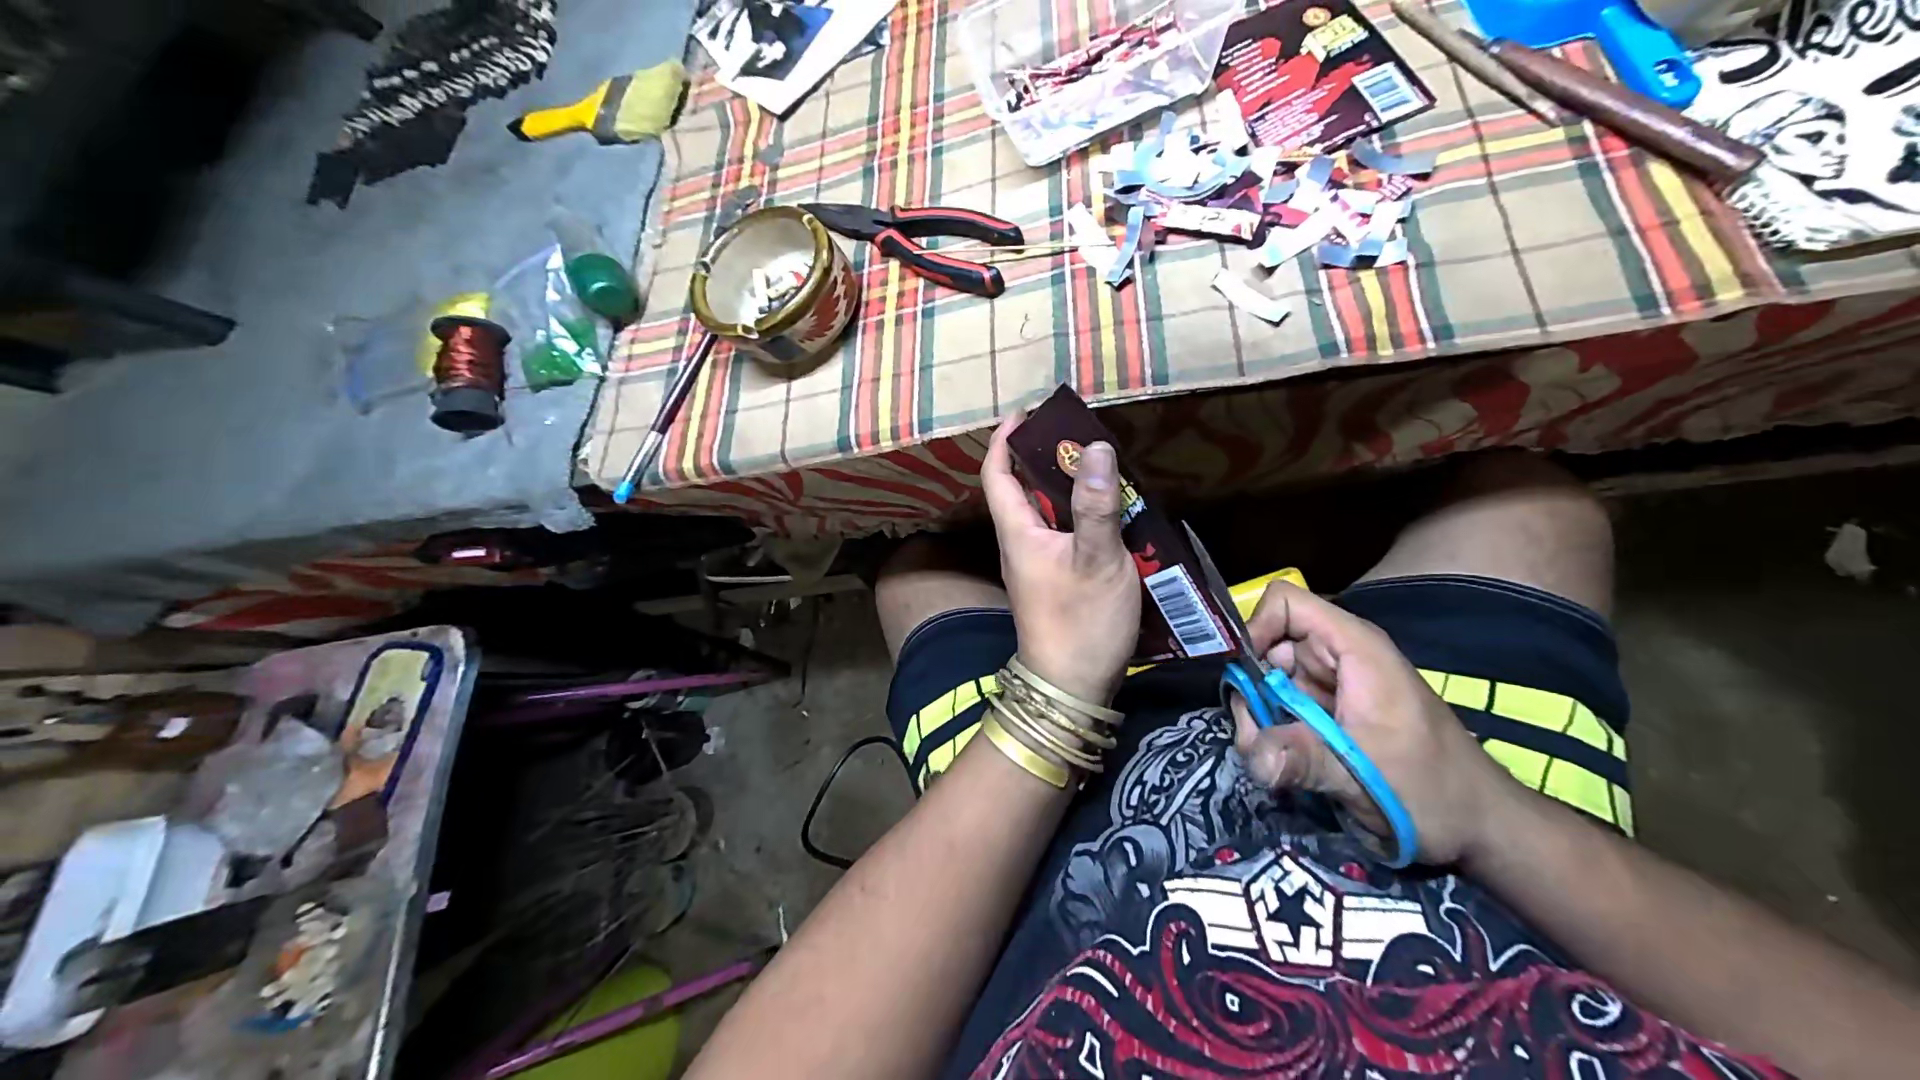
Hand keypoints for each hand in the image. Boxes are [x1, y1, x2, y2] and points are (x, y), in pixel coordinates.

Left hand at [980, 413, 1139, 704]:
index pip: (997, 474)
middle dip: (1045, 457)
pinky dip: (1081, 515)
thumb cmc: (1080, 622)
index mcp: (1018, 532)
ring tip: (1102, 466)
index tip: (1026, 414)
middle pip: (1023, 488)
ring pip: (1046, 512)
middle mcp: (1020, 543)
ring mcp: (1037, 563)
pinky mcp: (1055, 579)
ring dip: (1067, 486)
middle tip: (1081, 435)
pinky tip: (1110, 512)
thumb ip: (1096, 504)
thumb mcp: (1096, 559)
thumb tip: (1094, 447)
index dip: (1004, 441)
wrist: (1072, 687)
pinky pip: (1063, 533)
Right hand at [1231, 582, 1519, 864]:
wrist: (1477, 827)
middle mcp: (1334, 657)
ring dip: (1257, 719)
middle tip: (1255, 739)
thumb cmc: (1433, 790)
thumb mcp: (1366, 776)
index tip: (1245, 678)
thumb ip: (1307, 761)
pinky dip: (1268, 733)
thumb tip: (1256, 757)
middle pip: (1263, 648)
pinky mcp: (1321, 713)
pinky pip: (1276, 708)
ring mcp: (1326, 685)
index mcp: (1353, 649)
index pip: (1285, 604)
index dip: (1255, 628)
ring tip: (1274, 760)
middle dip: (1250, 691)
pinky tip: (1282, 763)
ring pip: (1264, 682)